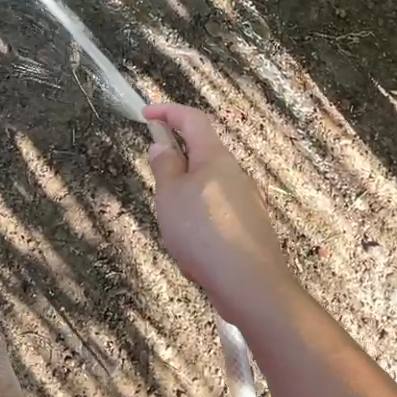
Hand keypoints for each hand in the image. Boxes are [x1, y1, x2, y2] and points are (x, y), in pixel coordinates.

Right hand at [143, 103, 286, 318]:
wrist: (251, 285)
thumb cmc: (203, 232)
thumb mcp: (170, 195)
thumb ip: (165, 167)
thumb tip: (162, 146)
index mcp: (215, 157)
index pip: (192, 119)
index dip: (168, 111)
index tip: (145, 114)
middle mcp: (234, 173)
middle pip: (202, 152)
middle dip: (176, 159)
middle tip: (156, 180)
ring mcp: (245, 201)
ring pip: (207, 185)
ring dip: (184, 194)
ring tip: (171, 225)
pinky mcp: (248, 227)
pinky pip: (216, 211)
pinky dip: (197, 217)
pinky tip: (191, 248)